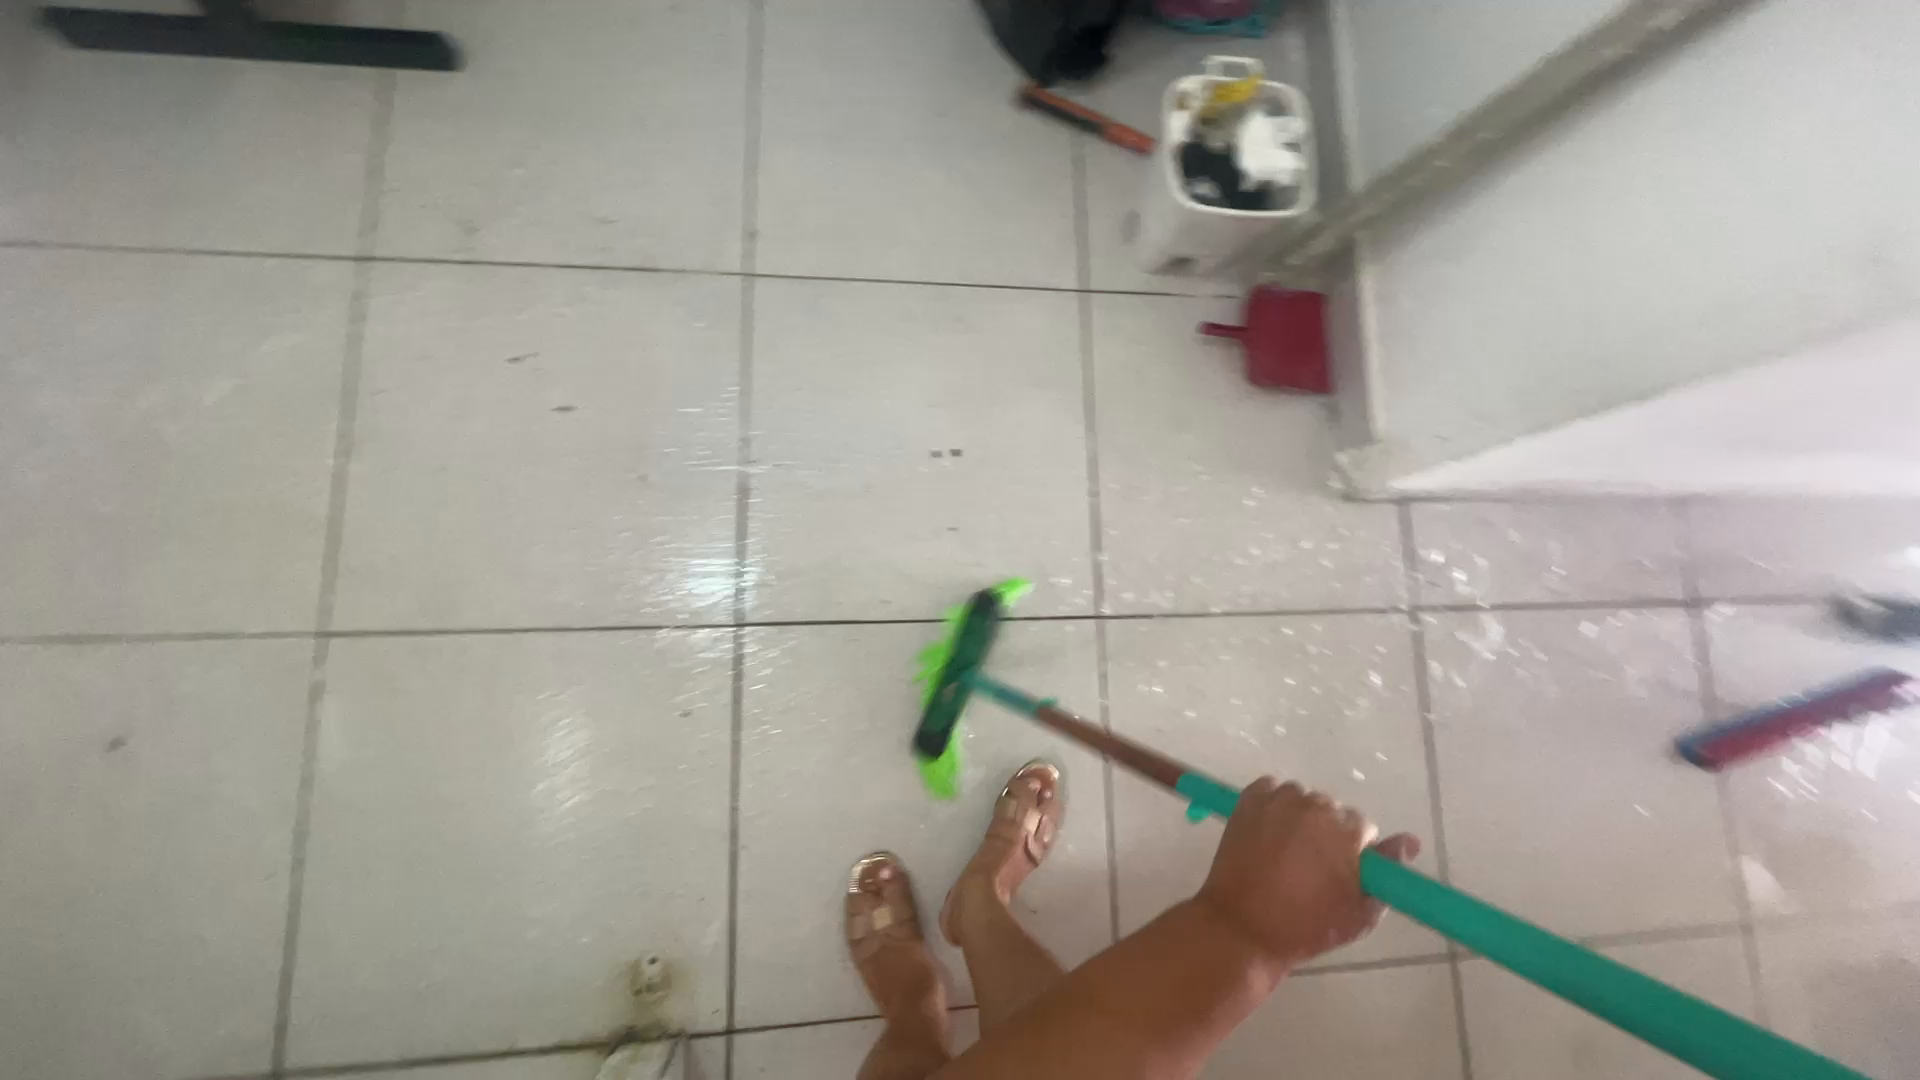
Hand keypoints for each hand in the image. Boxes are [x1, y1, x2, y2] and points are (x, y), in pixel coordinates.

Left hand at [1195, 777, 1419, 971]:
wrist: (1245, 925)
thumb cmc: (1307, 926)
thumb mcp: (1360, 911)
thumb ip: (1387, 871)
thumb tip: (1410, 841)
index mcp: (1345, 831)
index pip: (1362, 827)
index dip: (1353, 850)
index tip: (1339, 871)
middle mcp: (1314, 806)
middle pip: (1330, 810)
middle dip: (1327, 832)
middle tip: (1311, 865)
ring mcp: (1278, 800)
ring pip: (1300, 798)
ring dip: (1299, 817)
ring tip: (1286, 851)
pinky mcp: (1248, 799)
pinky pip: (1269, 789)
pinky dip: (1272, 804)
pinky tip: (1267, 832)